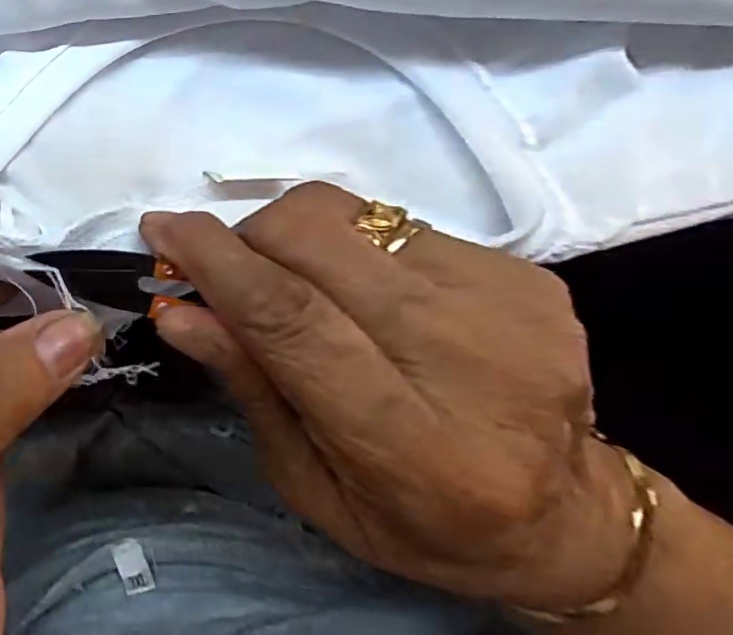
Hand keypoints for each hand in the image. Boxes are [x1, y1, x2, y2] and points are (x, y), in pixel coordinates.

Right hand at [141, 181, 633, 612]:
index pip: (292, 319)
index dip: (216, 262)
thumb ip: (248, 384)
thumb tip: (177, 309)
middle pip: (315, 242)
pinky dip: (350, 243)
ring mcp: (507, 306)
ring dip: (293, 234)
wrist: (571, 516)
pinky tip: (369, 290)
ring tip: (300, 280)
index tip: (161, 228)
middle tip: (230, 268)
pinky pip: (391, 219)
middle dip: (246, 237)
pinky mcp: (525, 272)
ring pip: (347, 212)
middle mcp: (470, 363)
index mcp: (413, 448)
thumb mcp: (310, 482)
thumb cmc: (419, 521)